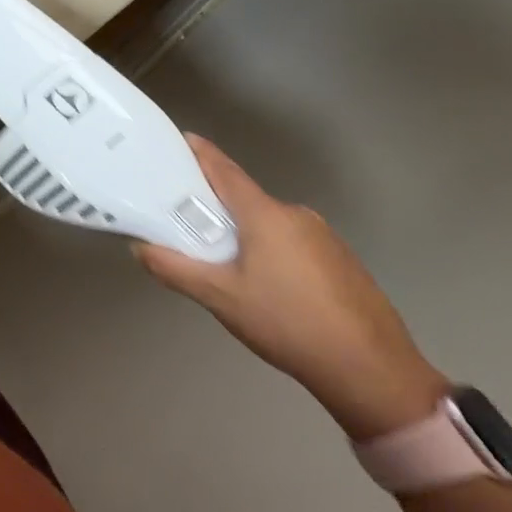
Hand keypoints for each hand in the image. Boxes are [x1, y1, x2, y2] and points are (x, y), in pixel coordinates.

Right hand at [136, 135, 448, 441]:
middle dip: (213, 208)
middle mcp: (296, 216)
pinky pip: (291, 244)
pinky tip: (265, 288)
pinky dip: (269, 252)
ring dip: (242, 235)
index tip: (177, 141)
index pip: (224, 171)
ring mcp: (324, 238)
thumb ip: (175, 268)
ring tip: (222, 267)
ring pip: (267, 225)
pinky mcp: (340, 261)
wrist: (372, 370)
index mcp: (266, 215)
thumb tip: (140, 247)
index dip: (199, 154)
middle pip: (244, 200)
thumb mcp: (220, 298)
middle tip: (182, 226)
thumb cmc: (288, 324)